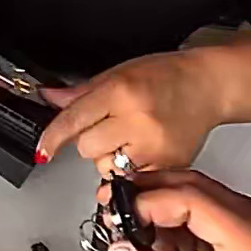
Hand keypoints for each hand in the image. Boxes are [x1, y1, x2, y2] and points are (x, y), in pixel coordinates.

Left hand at [36, 50, 225, 171]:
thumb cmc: (165, 76)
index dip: (53, 137)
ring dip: (107, 154)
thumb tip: (49, 97)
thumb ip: (81, 92)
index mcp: (121, 92)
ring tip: (129, 134)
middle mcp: (137, 122)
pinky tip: (141, 146)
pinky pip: (129, 177)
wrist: (208, 86)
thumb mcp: (118, 73)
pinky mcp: (167, 166)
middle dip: (89, 138)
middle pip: (86, 148)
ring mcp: (154, 148)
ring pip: (105, 166)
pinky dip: (127, 166)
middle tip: (110, 123)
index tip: (42, 152)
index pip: (75, 120)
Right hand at [99, 170, 250, 250]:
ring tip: (138, 238)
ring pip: (209, 203)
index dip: (147, 201)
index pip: (192, 197)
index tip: (119, 215)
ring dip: (169, 213)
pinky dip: (189, 230)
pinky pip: (221, 224)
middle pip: (199, 189)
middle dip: (152, 196)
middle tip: (117, 212)